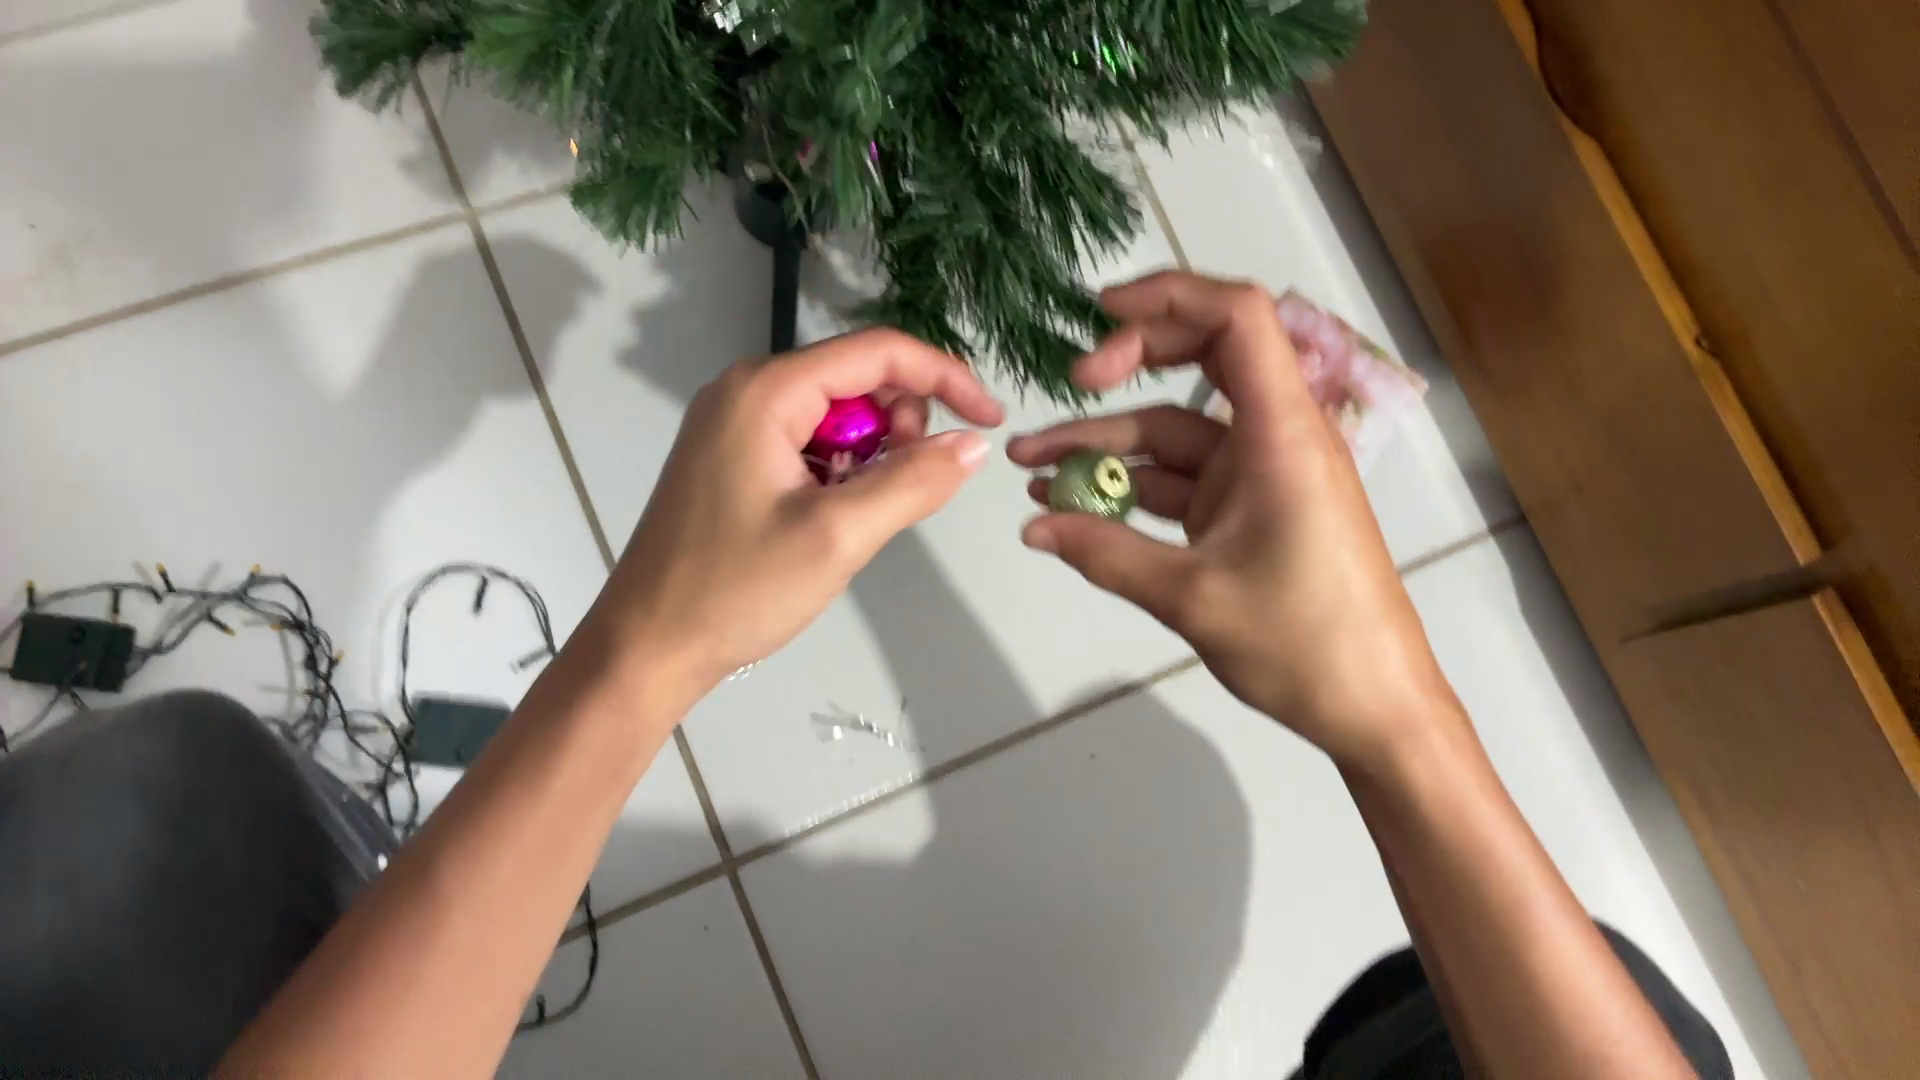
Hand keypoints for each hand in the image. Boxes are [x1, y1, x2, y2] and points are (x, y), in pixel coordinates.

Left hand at [593, 329, 1003, 692]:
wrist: (648, 646)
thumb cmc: (737, 589)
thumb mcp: (838, 535)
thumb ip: (913, 482)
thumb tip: (975, 446)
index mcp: (765, 390)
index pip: (878, 352)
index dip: (944, 378)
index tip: (990, 421)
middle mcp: (748, 391)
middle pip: (857, 380)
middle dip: (900, 425)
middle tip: (903, 489)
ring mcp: (737, 426)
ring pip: (837, 416)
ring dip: (871, 455)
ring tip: (860, 514)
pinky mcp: (735, 459)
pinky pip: (811, 444)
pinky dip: (841, 472)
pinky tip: (833, 517)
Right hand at [1008, 272, 1457, 766]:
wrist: (1373, 708)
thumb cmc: (1304, 645)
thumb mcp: (1192, 599)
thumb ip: (1104, 555)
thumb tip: (1029, 529)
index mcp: (1281, 434)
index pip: (1238, 320)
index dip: (1169, 298)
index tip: (1099, 319)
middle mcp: (1271, 437)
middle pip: (1200, 361)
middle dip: (1124, 368)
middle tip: (1062, 387)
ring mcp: (1256, 475)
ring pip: (1171, 435)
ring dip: (1105, 447)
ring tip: (1030, 468)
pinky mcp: (1244, 510)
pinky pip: (1176, 483)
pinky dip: (1127, 490)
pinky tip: (1071, 507)